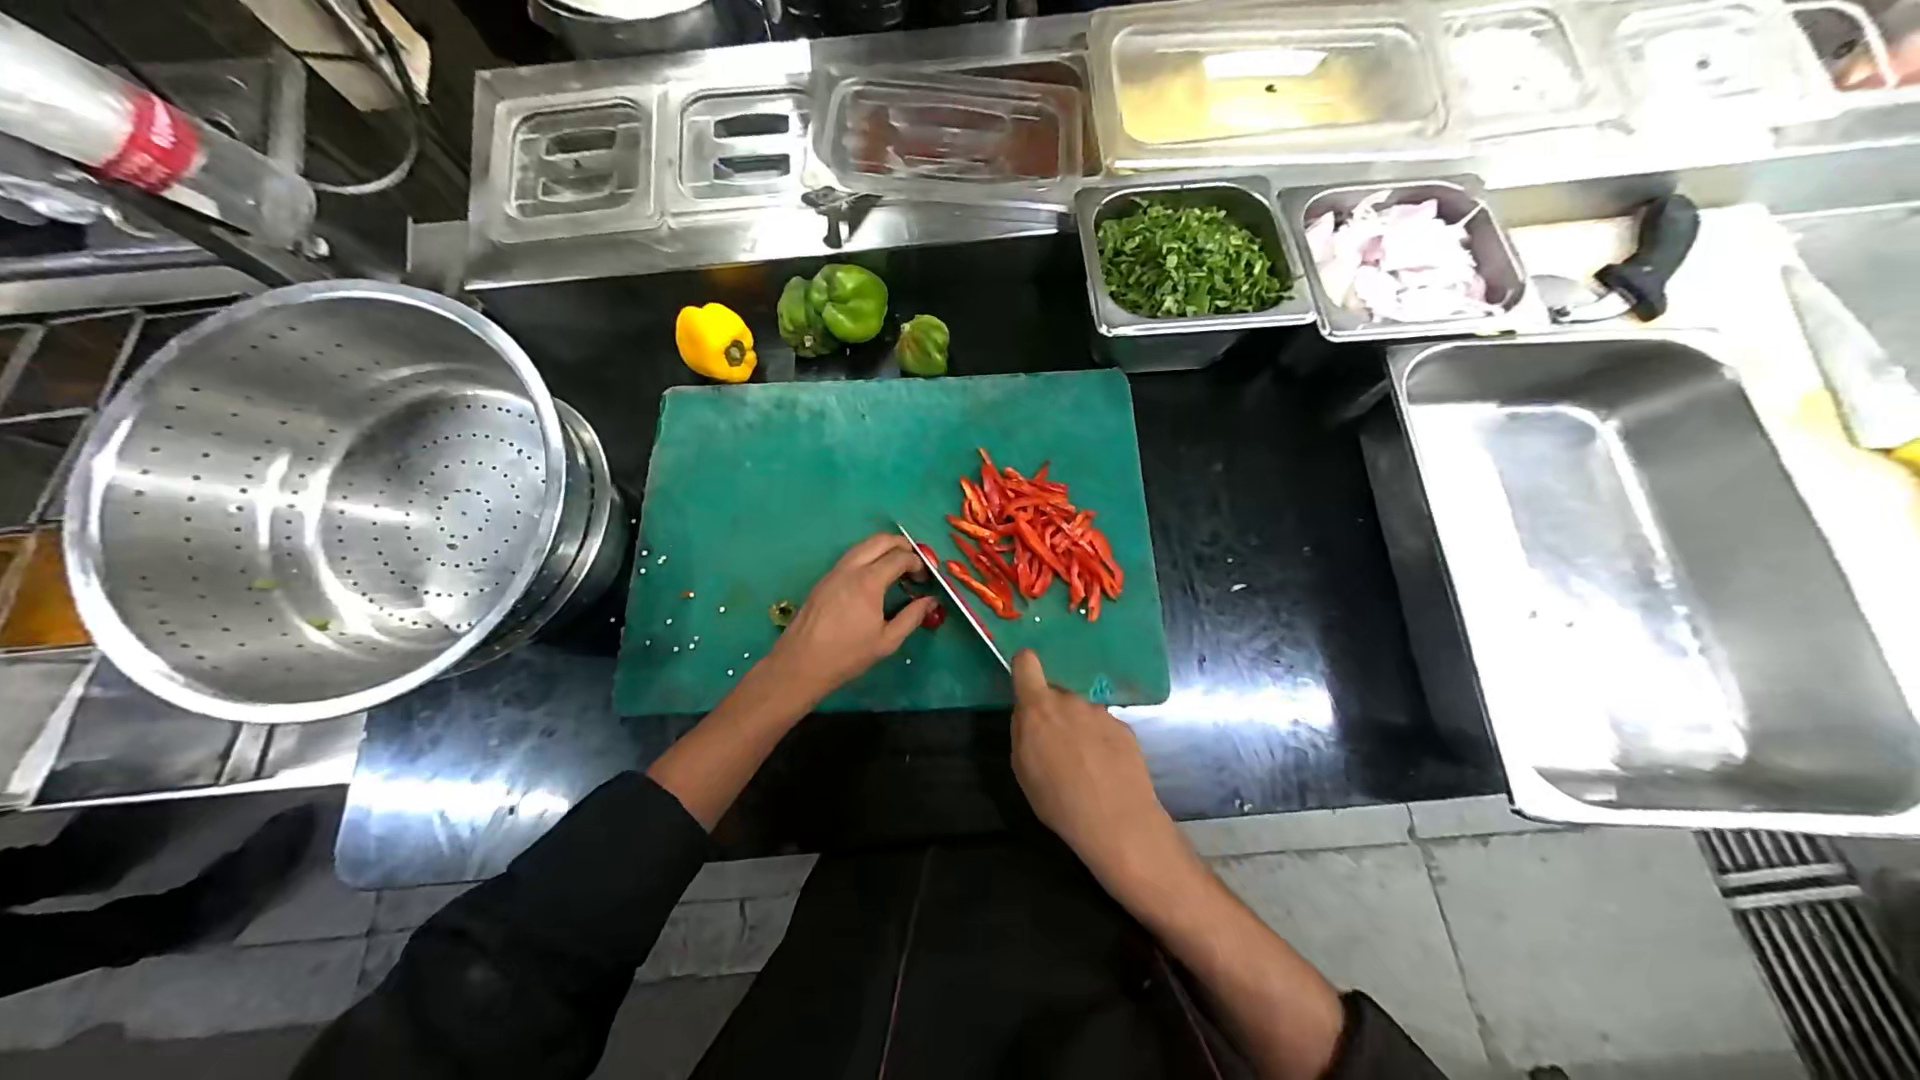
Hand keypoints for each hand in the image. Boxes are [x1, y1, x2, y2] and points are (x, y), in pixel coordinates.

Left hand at [764, 533, 937, 706]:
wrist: (801, 663)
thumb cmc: (847, 655)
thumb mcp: (887, 641)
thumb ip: (912, 617)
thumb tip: (931, 601)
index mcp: (869, 581)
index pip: (900, 557)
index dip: (918, 562)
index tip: (926, 577)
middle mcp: (851, 568)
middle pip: (881, 540)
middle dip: (903, 545)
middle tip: (916, 563)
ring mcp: (834, 571)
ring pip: (863, 545)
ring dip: (884, 548)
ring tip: (897, 568)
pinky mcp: (824, 579)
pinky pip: (851, 556)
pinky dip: (868, 556)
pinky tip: (874, 577)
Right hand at [1010, 649, 1179, 884]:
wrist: (1117, 821)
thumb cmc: (1058, 799)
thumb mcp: (1022, 769)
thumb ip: (1023, 732)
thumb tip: (1028, 716)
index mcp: (1039, 708)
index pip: (1027, 663)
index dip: (1023, 668)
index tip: (1025, 686)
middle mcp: (1071, 701)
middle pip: (1056, 695)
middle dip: (1053, 714)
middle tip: (1056, 749)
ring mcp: (1101, 712)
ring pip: (1082, 713)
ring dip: (1079, 729)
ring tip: (1085, 767)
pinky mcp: (1125, 727)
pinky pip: (1104, 728)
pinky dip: (1102, 743)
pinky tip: (1106, 771)